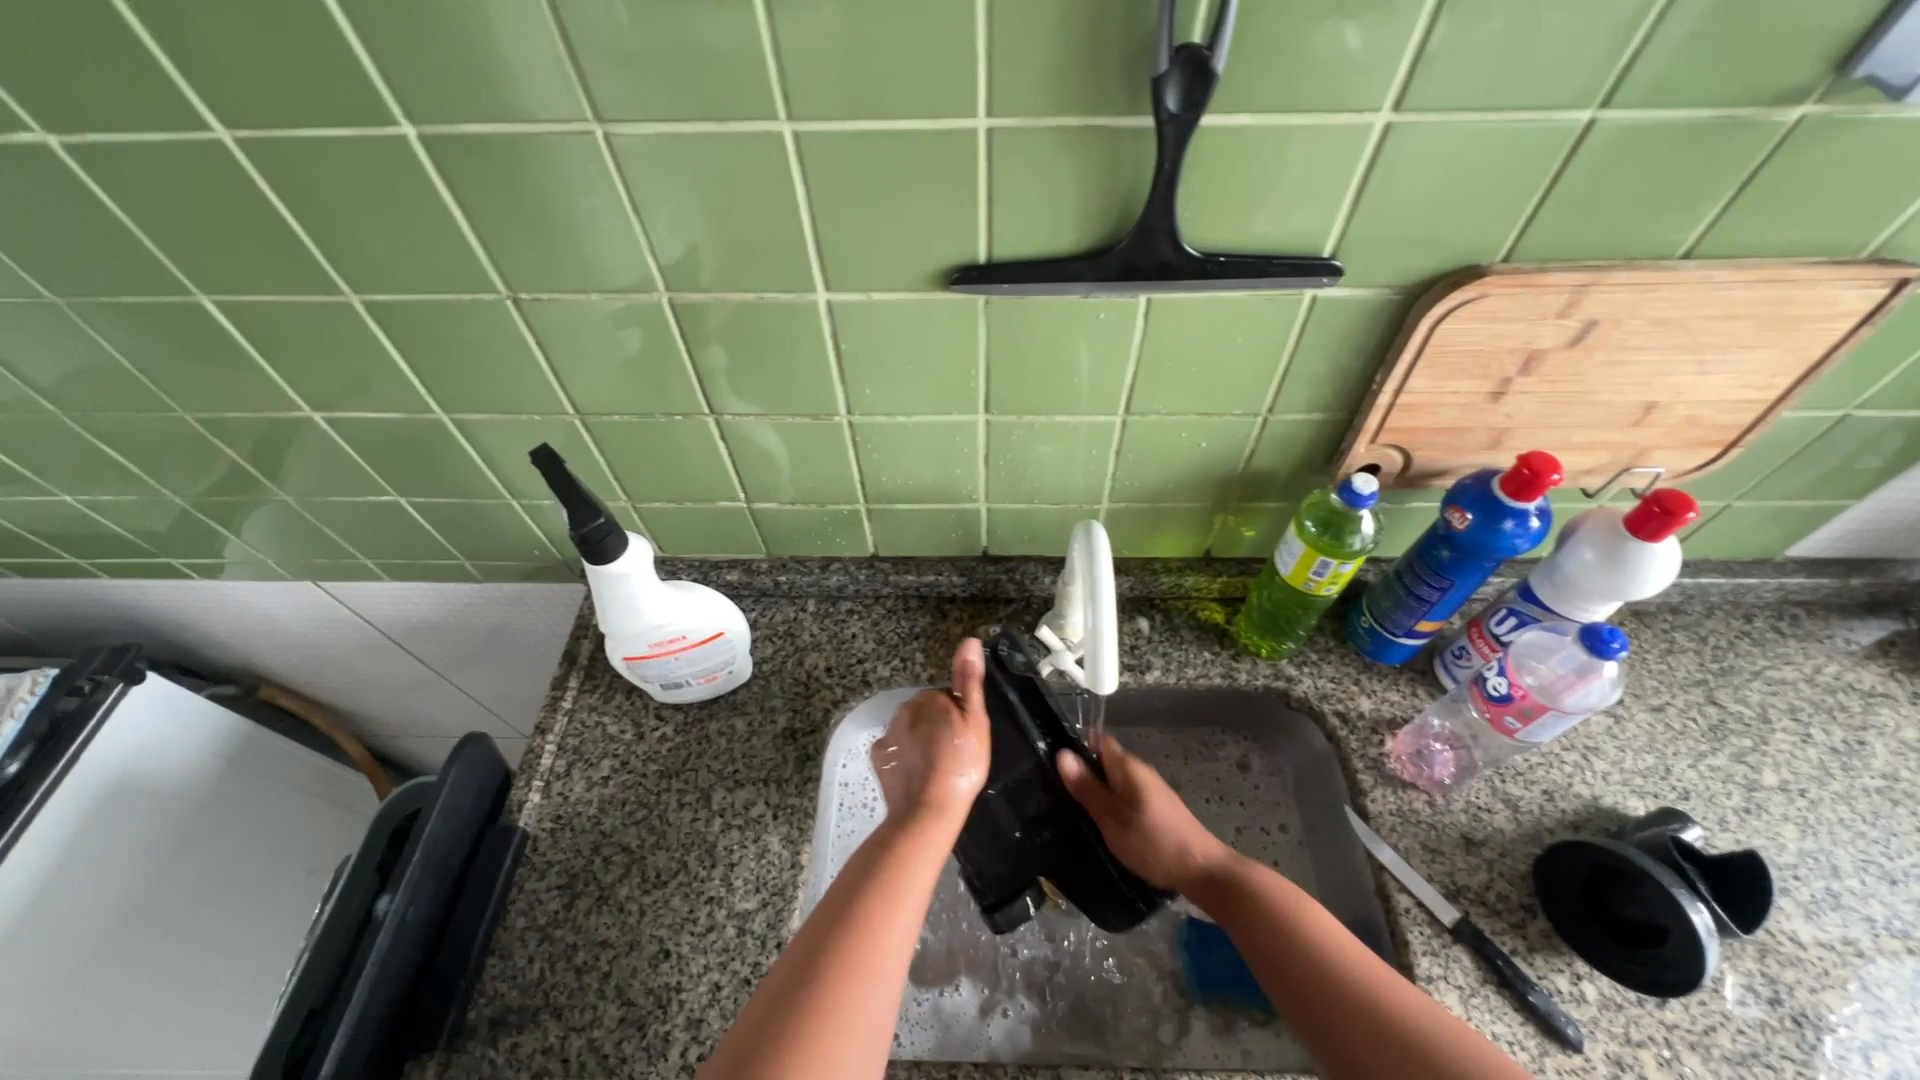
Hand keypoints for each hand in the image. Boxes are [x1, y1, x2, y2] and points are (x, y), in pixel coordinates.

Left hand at [870, 638, 990, 827]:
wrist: (930, 807)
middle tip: (953, 752)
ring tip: (936, 766)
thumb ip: (969, 679)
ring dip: (919, 740)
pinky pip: (893, 750)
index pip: (945, 698)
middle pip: (925, 712)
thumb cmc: (962, 763)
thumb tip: (969, 640)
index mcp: (930, 698)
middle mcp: (905, 709)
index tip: (964, 737)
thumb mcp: (975, 720)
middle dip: (936, 726)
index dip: (957, 716)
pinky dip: (902, 757)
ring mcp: (889, 734)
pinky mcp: (880, 757)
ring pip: (908, 730)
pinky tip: (915, 773)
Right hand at [1056, 735, 1238, 893]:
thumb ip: (1086, 787)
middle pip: (1107, 762)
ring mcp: (1151, 791)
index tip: (1055, 764)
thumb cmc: (1151, 841)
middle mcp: (1141, 772)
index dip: (1077, 747)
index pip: (1099, 741)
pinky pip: (1127, 797)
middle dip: (1084, 773)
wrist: (1200, 870)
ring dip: (1098, 792)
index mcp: (1128, 767)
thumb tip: (1062, 753)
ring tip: (1074, 810)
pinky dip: (1113, 805)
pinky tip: (1103, 824)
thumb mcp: (1110, 817)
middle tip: (1058, 792)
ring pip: (1117, 782)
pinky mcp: (1157, 809)